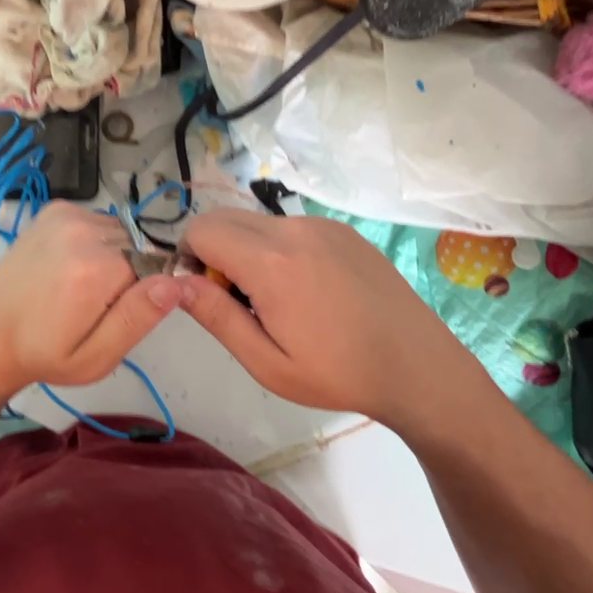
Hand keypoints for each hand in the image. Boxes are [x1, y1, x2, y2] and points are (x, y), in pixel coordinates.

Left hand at [0, 202, 181, 394]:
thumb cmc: (45, 354)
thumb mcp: (96, 357)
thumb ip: (137, 319)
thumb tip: (175, 282)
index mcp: (96, 268)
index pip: (154, 268)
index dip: (142, 293)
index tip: (114, 314)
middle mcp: (82, 230)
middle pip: (137, 246)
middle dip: (128, 273)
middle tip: (95, 305)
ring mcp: (66, 215)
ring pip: (120, 232)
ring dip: (111, 255)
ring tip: (79, 286)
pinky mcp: (54, 209)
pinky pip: (97, 221)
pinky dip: (94, 241)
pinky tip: (70, 266)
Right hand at [176, 209, 499, 433]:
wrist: (418, 366)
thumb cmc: (337, 374)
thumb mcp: (266, 362)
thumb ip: (216, 316)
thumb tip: (174, 283)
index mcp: (271, 263)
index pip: (201, 230)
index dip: (189, 259)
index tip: (206, 295)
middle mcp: (294, 230)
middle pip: (225, 219)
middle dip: (214, 252)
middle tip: (240, 301)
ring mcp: (322, 225)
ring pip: (256, 223)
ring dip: (247, 251)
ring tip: (277, 300)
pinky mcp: (342, 230)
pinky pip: (289, 228)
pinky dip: (278, 250)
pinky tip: (307, 291)